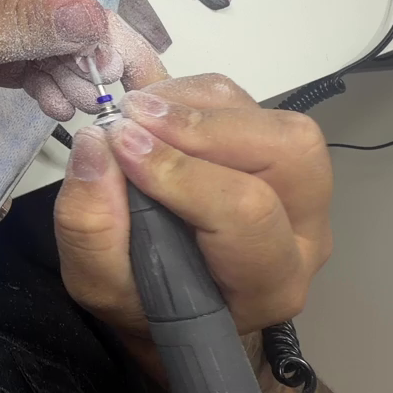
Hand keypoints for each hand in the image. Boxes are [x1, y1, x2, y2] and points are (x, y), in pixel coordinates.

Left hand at [0, 0, 116, 174]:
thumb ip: (19, 26)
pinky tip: (55, 100)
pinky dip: (30, 75)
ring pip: (18, 23)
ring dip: (52, 57)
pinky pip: (5, 53)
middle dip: (63, 24)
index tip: (96, 8)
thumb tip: (91, 16)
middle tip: (102, 61)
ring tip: (83, 93)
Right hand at [53, 75, 334, 355]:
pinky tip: (151, 107)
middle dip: (203, 124)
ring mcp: (300, 189)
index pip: (245, 211)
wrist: (169, 300)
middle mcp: (303, 233)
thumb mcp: (96, 282)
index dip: (179, 170)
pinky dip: (193, 91)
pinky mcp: (274, 152)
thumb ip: (90, 226)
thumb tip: (96, 144)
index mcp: (265, 280)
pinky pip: (249, 103)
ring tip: (135, 110)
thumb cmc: (140, 300)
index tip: (118, 142)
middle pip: (289, 152)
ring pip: (273, 120)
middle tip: (132, 114)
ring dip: (197, 102)